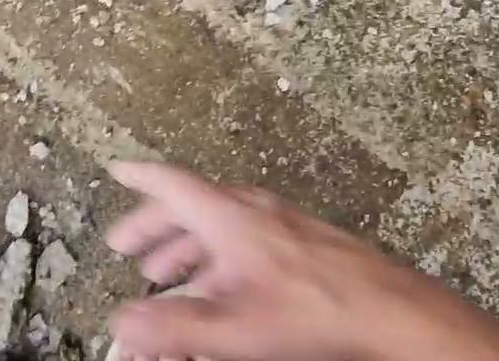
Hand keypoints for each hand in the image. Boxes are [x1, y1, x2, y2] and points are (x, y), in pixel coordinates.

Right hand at [103, 161, 498, 360]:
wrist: (382, 305)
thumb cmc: (311, 308)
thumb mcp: (235, 327)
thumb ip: (176, 327)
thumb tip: (122, 324)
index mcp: (227, 216)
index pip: (171, 183)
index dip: (139, 177)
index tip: (116, 170)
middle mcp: (248, 208)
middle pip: (189, 204)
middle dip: (153, 224)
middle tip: (126, 244)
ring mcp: (274, 221)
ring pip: (216, 222)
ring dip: (183, 244)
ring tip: (163, 274)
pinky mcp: (293, 239)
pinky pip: (240, 236)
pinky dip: (214, 255)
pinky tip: (215, 287)